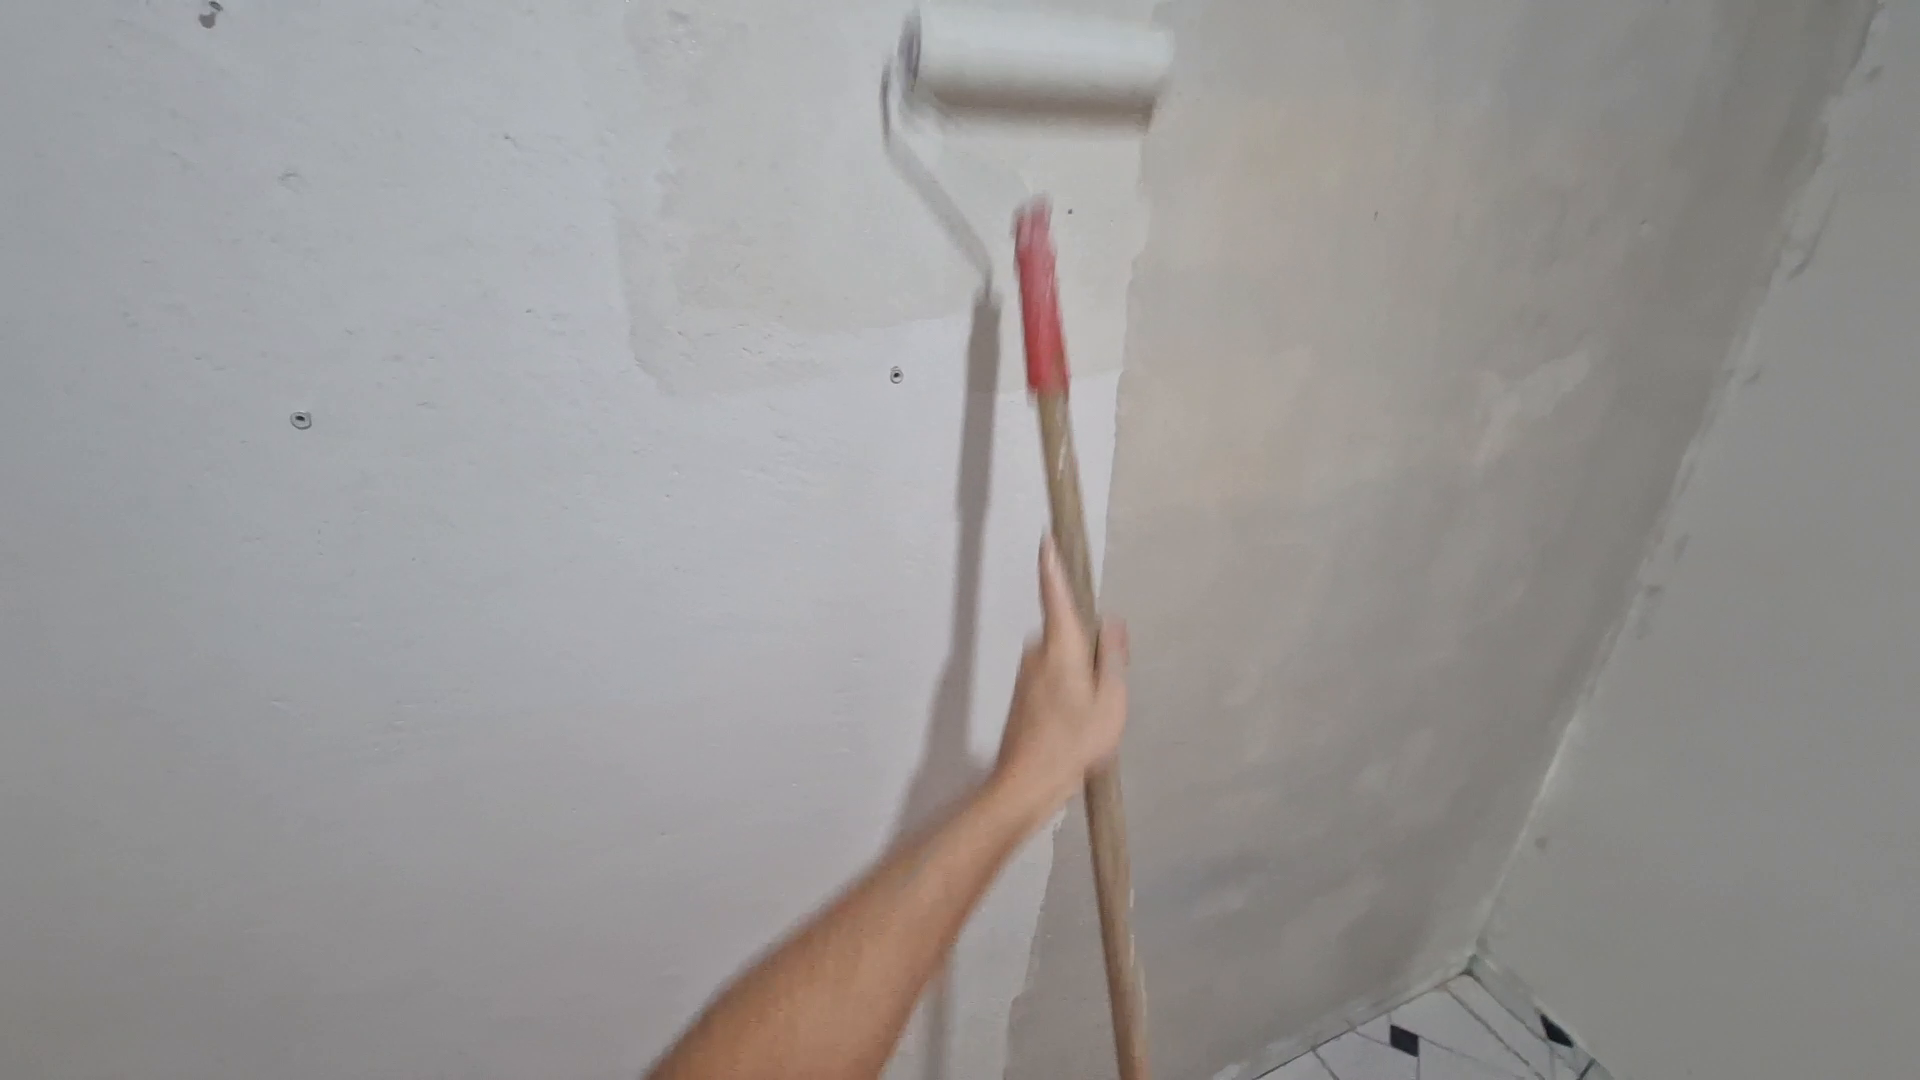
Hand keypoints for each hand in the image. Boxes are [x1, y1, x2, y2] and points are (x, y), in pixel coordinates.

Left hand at [993, 536, 1128, 816]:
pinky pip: (1054, 676)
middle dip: (1091, 648)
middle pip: (1069, 632)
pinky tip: (1077, 724)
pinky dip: (1069, 690)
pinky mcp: (1024, 692)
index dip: (1052, 565)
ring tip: (1092, 717)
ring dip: (1081, 675)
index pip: (1055, 594)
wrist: (1027, 781)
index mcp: (1060, 646)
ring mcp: (1027, 672)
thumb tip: (1112, 622)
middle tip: (1107, 692)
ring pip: (1063, 658)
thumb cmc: (1075, 740)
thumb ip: (1113, 657)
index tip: (1046, 537)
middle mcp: (1037, 651)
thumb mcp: (1111, 700)